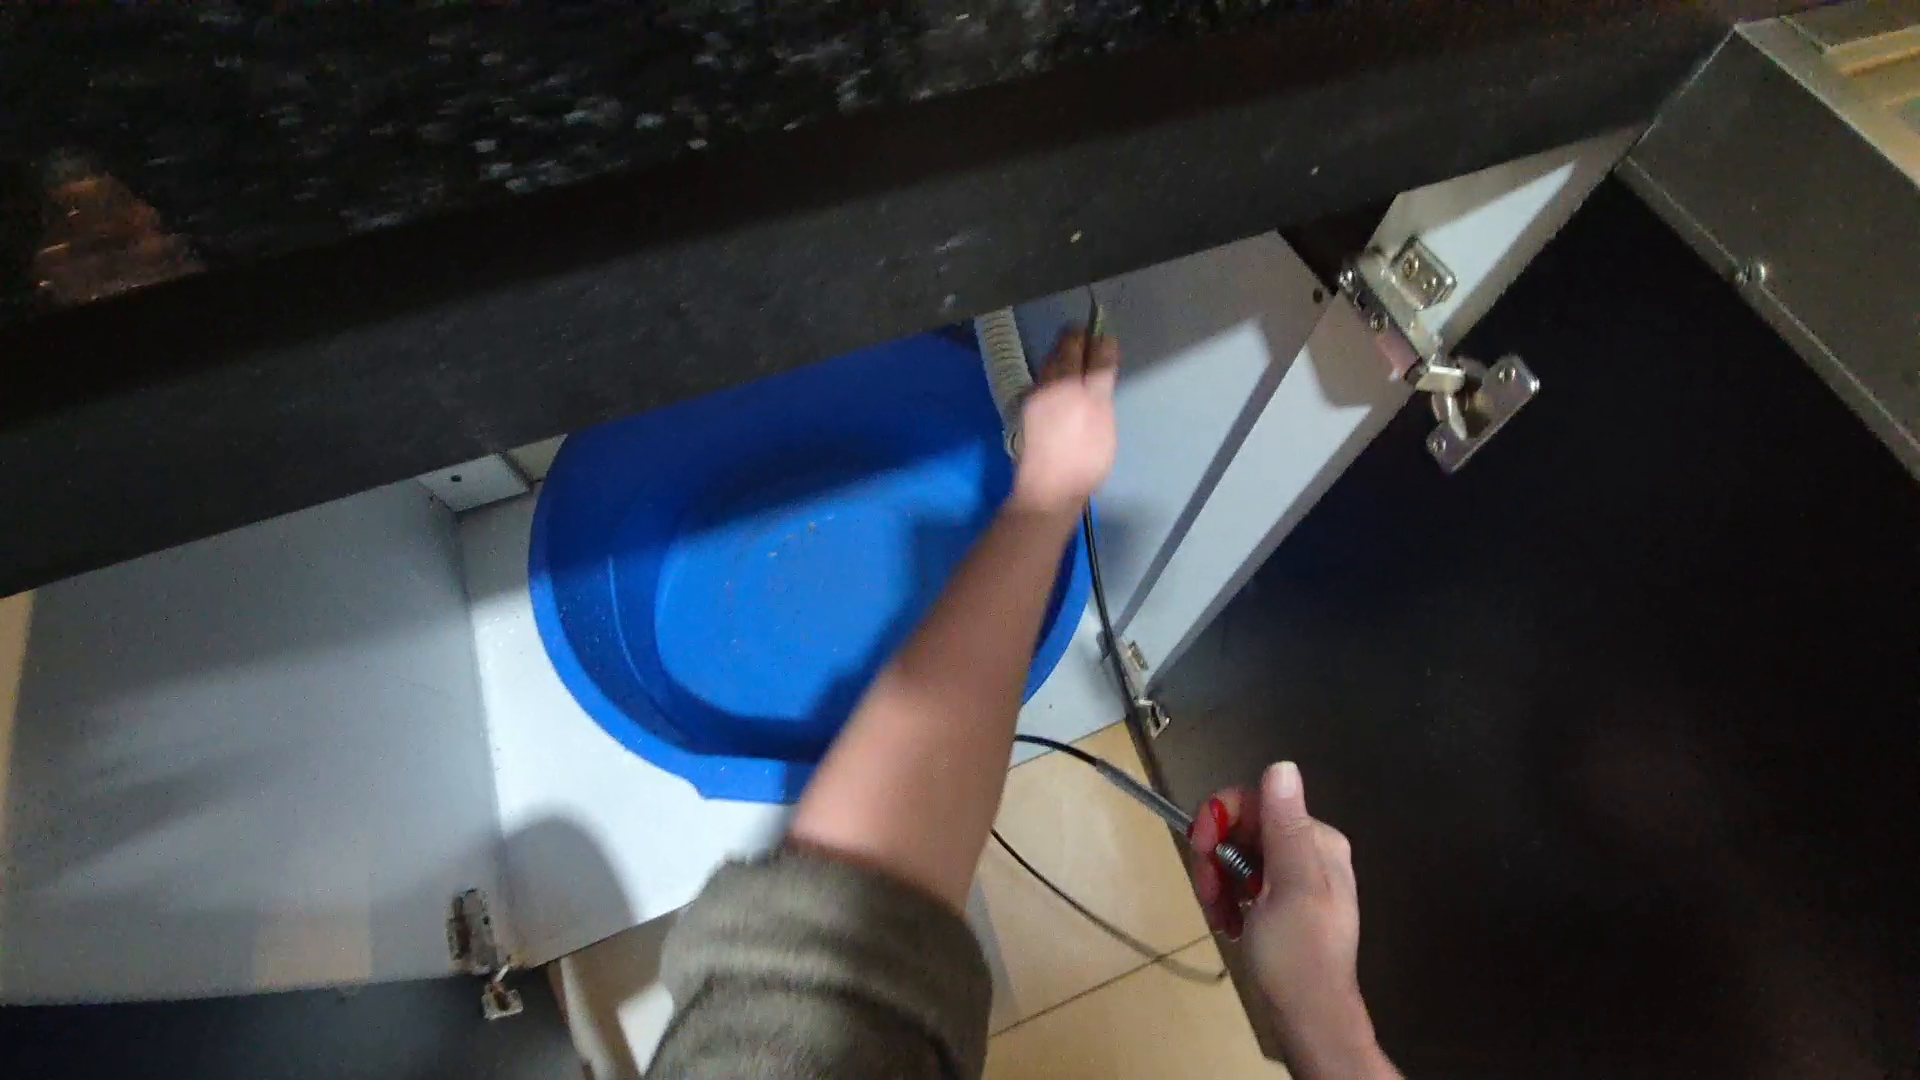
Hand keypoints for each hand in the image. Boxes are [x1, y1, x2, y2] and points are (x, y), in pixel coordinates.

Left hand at [1011, 329, 1116, 516]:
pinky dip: (1056, 375)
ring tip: (1079, 363)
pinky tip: (1064, 387)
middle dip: (1078, 342)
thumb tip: (1102, 350)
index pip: (1084, 348)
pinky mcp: (1029, 412)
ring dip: (1065, 357)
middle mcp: (1050, 385)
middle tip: (1092, 345)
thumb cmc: (1082, 458)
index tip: (1105, 338)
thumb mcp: (1101, 417)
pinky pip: (1045, 381)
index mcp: (1071, 384)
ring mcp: (1036, 398)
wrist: (1048, 490)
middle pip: (1063, 351)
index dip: (1098, 341)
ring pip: (1051, 365)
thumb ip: (1101, 379)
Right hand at [1188, 763, 1400, 1079]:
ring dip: (1216, 880)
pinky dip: (1224, 896)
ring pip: (1233, 852)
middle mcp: (1306, 849)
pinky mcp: (1277, 898)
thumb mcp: (1289, 888)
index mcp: (1315, 840)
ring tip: (1218, 914)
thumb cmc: (1298, 957)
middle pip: (1240, 826)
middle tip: (1208, 892)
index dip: (1219, 817)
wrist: (1308, 1024)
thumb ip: (1284, 827)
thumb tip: (1283, 765)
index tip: (1199, 848)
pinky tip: (1228, 921)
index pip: (1254, 800)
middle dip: (1215, 857)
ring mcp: (1291, 875)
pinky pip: (1238, 878)